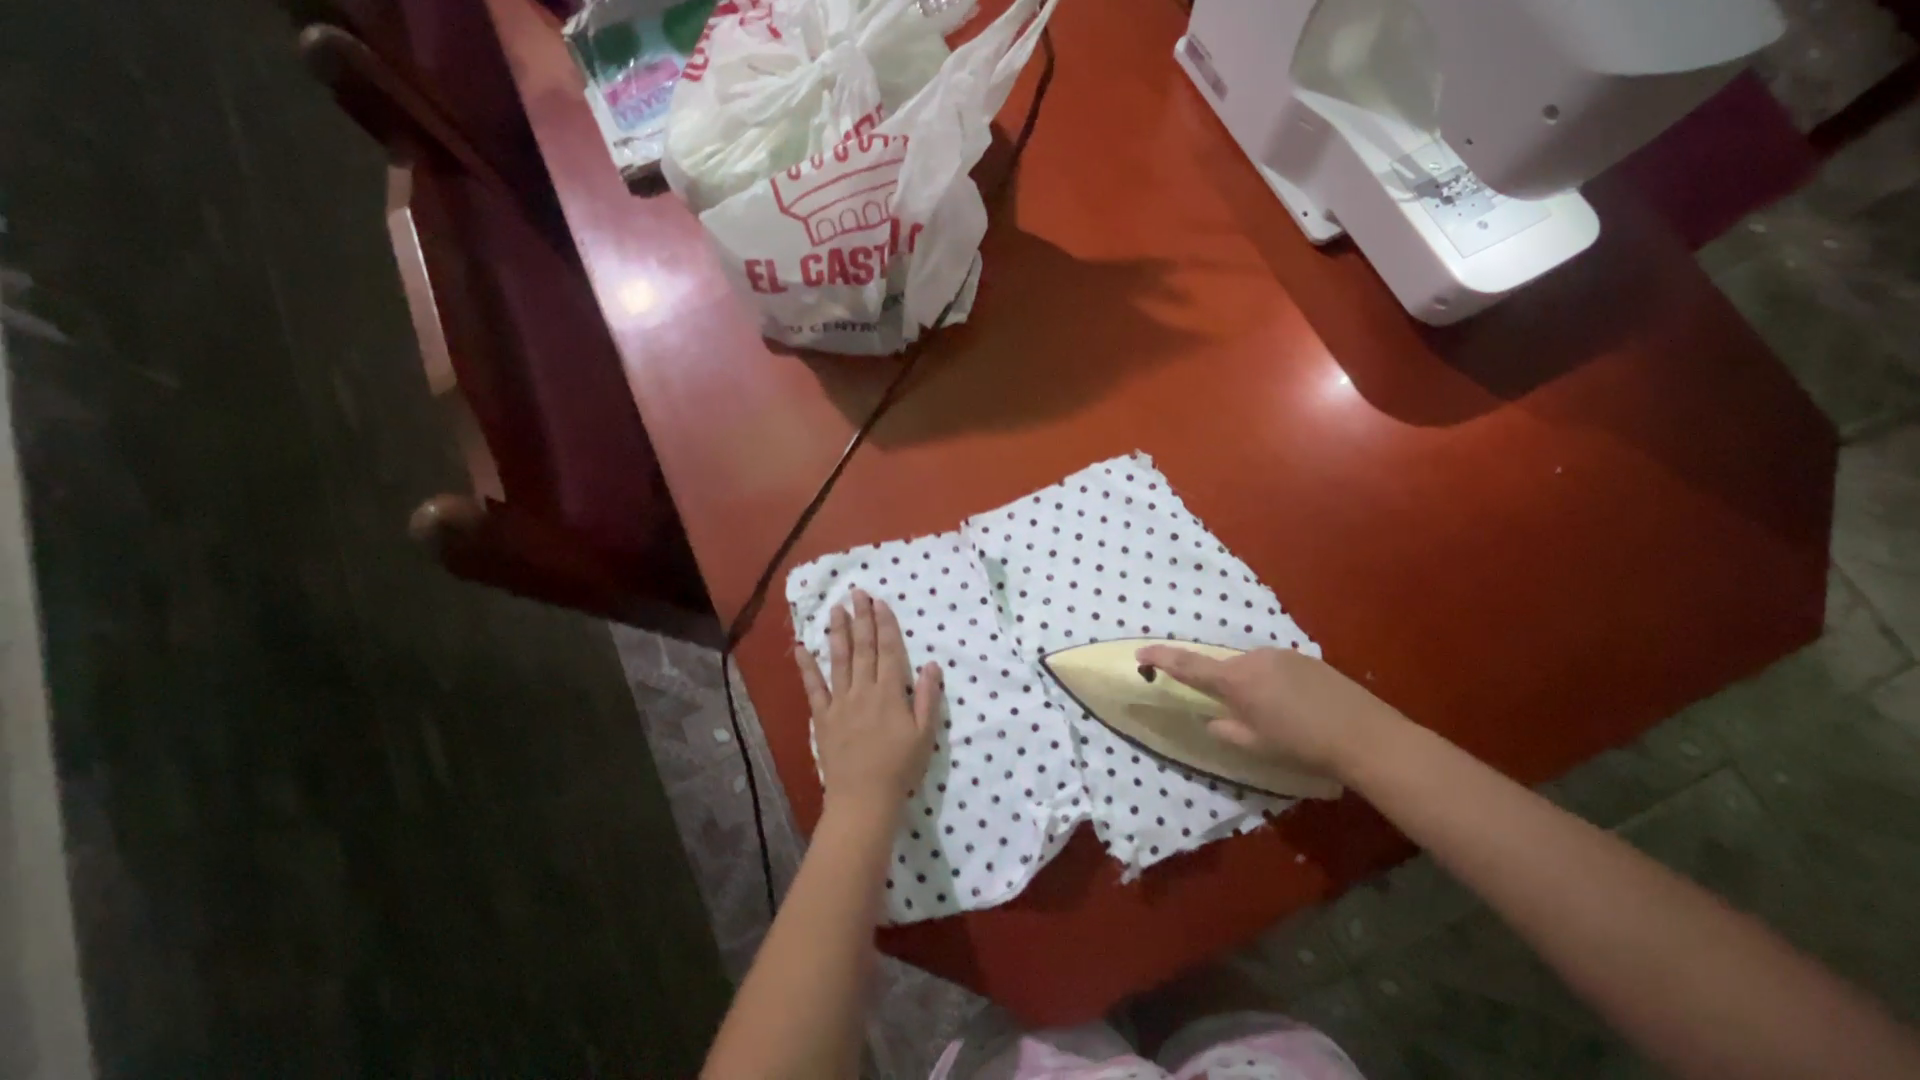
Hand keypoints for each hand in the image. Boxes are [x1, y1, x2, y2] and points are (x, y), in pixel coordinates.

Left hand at [796, 590, 942, 821]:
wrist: (864, 798)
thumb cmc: (900, 768)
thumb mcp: (925, 734)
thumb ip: (928, 697)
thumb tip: (932, 664)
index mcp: (891, 692)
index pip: (889, 650)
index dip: (885, 624)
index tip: (880, 602)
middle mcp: (864, 690)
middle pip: (863, 647)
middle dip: (861, 618)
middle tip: (857, 593)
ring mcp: (840, 702)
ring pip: (839, 659)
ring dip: (837, 632)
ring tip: (835, 609)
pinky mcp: (822, 717)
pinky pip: (813, 687)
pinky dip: (807, 667)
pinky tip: (801, 648)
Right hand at [1133, 645, 1406, 780]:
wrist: (1364, 736)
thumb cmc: (1302, 745)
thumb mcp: (1255, 746)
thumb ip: (1226, 729)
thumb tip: (1213, 719)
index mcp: (1236, 680)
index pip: (1189, 666)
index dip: (1162, 658)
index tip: (1140, 652)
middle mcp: (1255, 658)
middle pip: (1225, 669)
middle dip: (1222, 687)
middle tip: (1236, 716)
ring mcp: (1282, 655)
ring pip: (1252, 669)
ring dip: (1251, 687)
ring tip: (1273, 718)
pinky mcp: (1306, 659)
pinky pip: (1275, 668)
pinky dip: (1273, 685)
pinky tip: (1295, 710)